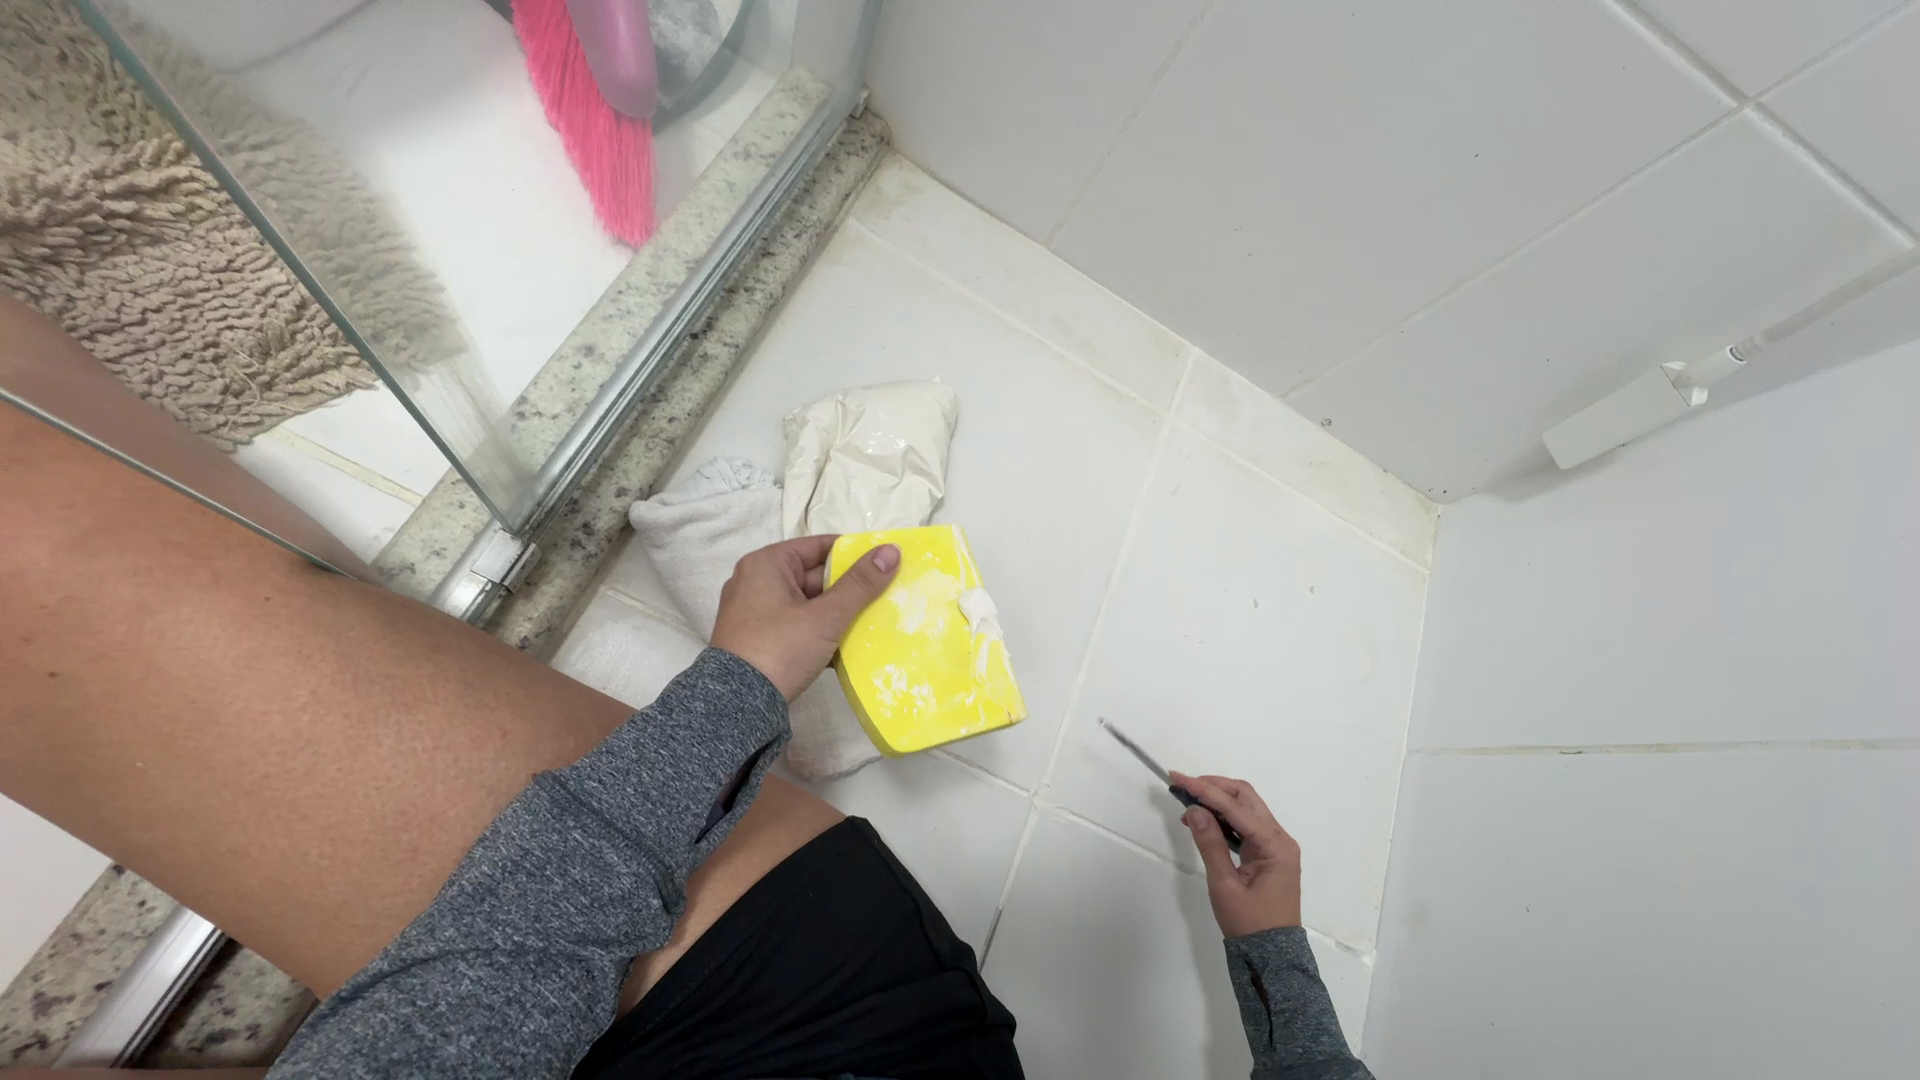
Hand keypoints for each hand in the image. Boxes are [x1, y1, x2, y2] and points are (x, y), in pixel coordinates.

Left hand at [710, 535, 899, 700]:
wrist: (739, 706)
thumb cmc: (781, 648)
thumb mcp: (826, 616)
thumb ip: (860, 584)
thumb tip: (892, 550)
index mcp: (766, 564)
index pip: (818, 546)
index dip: (853, 554)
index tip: (883, 565)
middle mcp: (755, 581)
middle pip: (814, 576)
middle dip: (848, 589)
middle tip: (886, 596)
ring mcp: (754, 612)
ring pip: (808, 603)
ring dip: (837, 613)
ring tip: (874, 620)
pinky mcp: (758, 639)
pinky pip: (797, 625)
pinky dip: (820, 631)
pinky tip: (848, 645)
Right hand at [1171, 771, 1301, 937]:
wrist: (1271, 957)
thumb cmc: (1249, 924)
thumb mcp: (1224, 885)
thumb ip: (1210, 844)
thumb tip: (1194, 810)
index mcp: (1275, 846)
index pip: (1236, 807)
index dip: (1205, 790)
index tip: (1178, 779)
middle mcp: (1280, 839)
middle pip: (1245, 798)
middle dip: (1214, 787)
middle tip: (1183, 786)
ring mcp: (1276, 845)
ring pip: (1246, 807)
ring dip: (1218, 799)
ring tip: (1188, 800)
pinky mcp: (1268, 853)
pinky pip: (1245, 823)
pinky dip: (1224, 816)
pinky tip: (1204, 819)